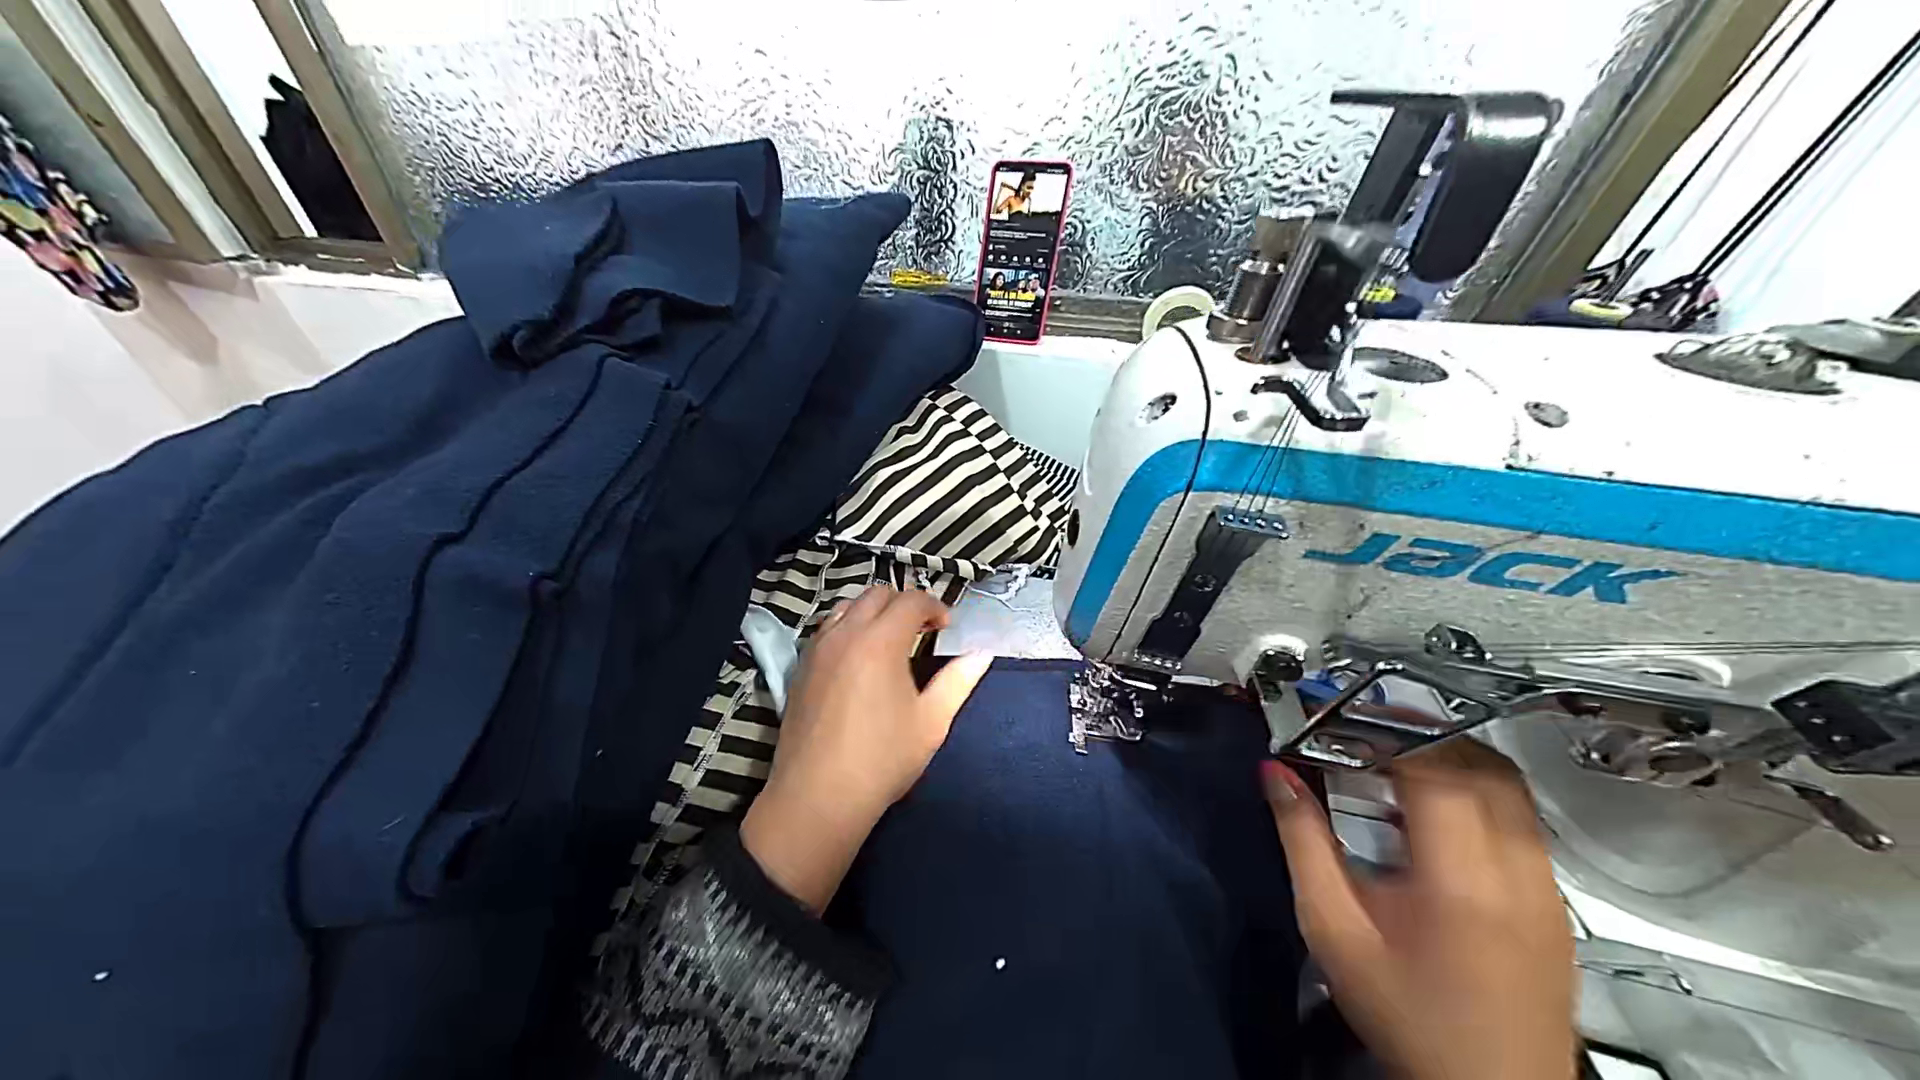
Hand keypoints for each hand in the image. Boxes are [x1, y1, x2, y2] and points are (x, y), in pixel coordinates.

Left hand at [740, 585, 991, 912]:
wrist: (818, 795)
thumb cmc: (882, 759)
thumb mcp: (931, 721)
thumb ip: (958, 680)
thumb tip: (981, 654)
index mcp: (880, 641)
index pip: (911, 600)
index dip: (934, 606)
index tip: (946, 627)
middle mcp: (845, 633)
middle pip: (877, 594)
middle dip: (904, 604)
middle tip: (922, 630)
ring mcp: (818, 648)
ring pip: (847, 606)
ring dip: (873, 611)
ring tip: (889, 640)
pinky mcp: (800, 666)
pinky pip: (827, 628)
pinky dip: (848, 626)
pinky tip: (858, 658)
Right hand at [1263, 741, 1575, 1079]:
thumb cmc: (1405, 1012)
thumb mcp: (1332, 927)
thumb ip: (1302, 841)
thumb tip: (1275, 775)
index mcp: (1461, 878)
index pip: (1438, 770)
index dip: (1391, 735)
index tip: (1348, 725)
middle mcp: (1517, 874)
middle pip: (1485, 767)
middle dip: (1423, 737)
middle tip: (1370, 735)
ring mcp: (1545, 889)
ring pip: (1512, 788)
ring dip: (1454, 760)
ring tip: (1398, 764)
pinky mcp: (1553, 904)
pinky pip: (1522, 819)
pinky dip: (1478, 793)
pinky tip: (1436, 813)